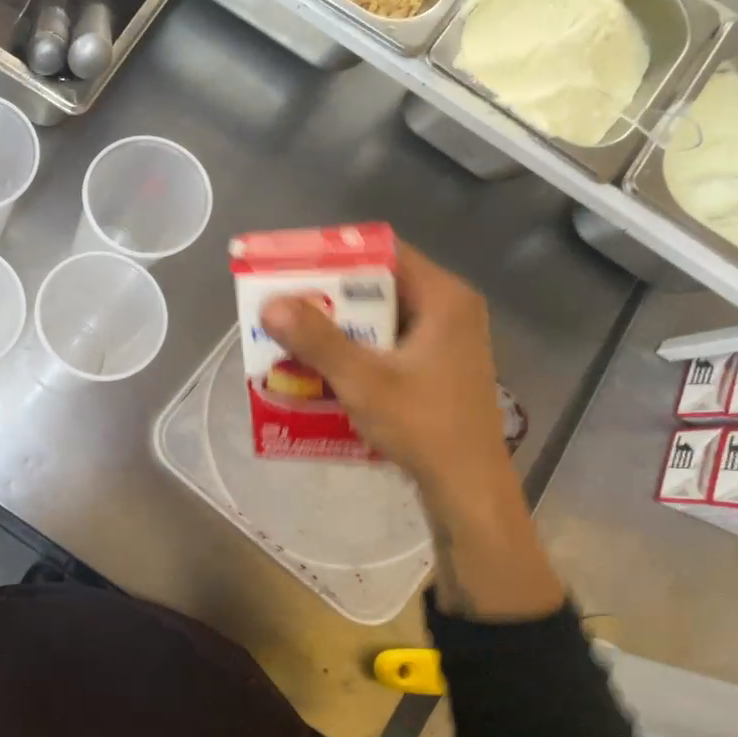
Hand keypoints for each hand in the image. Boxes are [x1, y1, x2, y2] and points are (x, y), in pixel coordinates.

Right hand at [259, 243, 506, 493]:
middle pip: (378, 284)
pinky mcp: (435, 363)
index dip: (334, 255)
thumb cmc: (423, 425)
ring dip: (336, 323)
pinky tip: (319, 363)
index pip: (383, 253)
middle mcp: (449, 308)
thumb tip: (270, 304)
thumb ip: (317, 340)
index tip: (291, 265)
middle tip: (282, 303)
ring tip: (290, 332)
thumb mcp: (363, 381)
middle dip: (328, 293)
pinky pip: (385, 339)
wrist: (467, 484)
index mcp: (443, 298)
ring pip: (379, 314)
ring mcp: (445, 337)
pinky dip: (353, 346)